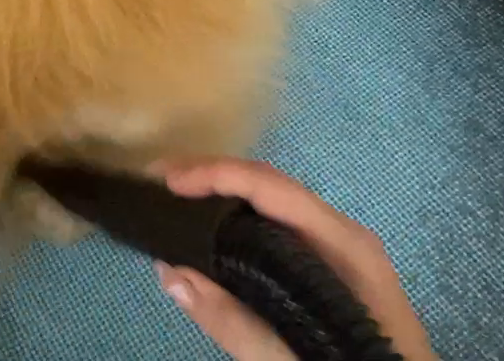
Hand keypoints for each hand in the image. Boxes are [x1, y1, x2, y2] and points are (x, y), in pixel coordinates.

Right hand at [152, 159, 434, 360]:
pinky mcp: (323, 265)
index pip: (272, 187)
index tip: (166, 181)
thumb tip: (169, 274)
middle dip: (209, 175)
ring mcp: (335, 247)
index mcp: (346, 246)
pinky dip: (232, 214)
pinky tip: (205, 226)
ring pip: (267, 199)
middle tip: (157, 182)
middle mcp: (341, 232)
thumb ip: (239, 328)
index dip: (216, 175)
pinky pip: (272, 223)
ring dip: (217, 191)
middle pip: (267, 183)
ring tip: (171, 196)